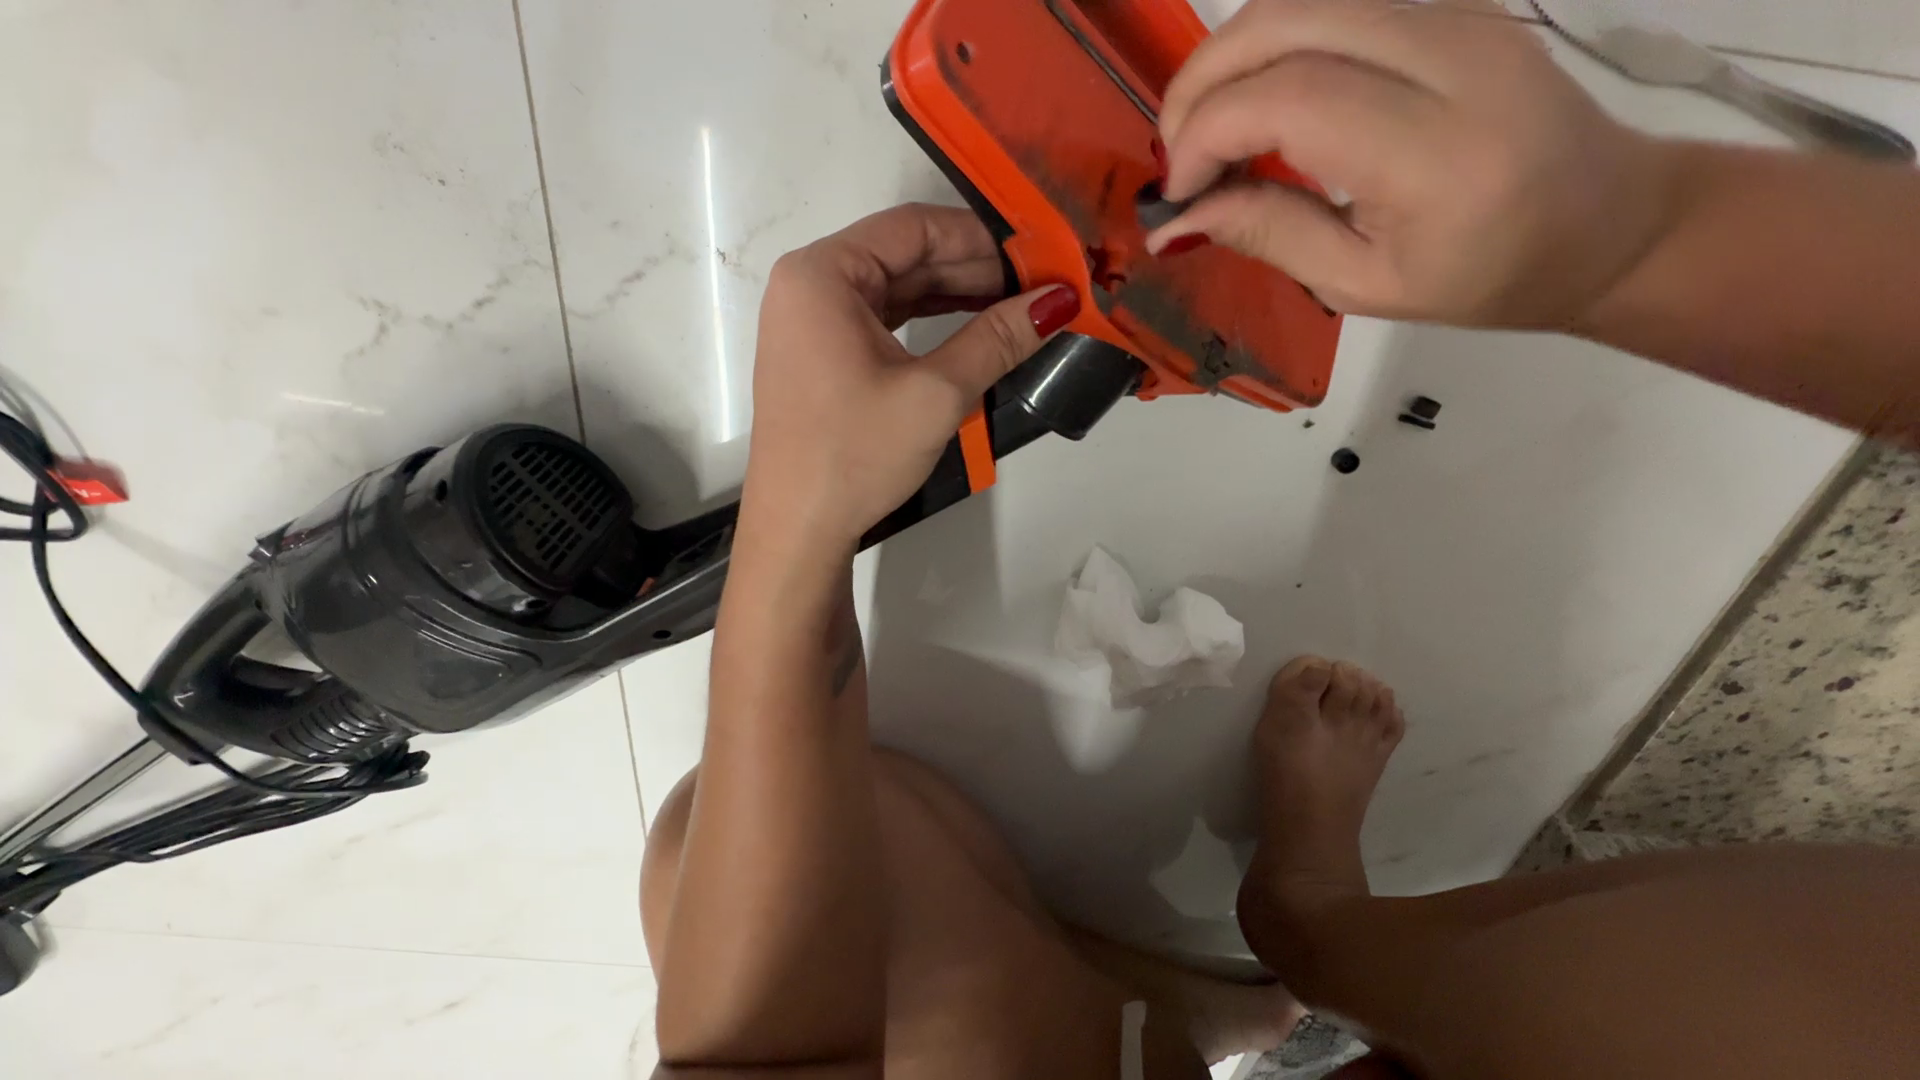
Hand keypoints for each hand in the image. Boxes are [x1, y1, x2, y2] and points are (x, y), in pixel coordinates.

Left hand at [741, 204, 1078, 548]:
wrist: (799, 527)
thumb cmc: (857, 454)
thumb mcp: (936, 394)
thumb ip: (997, 339)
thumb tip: (1060, 301)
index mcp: (822, 274)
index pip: (913, 228)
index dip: (981, 238)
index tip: (1037, 256)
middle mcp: (808, 283)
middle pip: (902, 255)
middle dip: (971, 269)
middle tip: (1036, 286)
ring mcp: (810, 320)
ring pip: (894, 288)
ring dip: (953, 296)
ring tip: (1016, 307)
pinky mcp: (819, 353)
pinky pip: (879, 319)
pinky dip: (925, 322)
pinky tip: (972, 329)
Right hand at [1148, 0, 1678, 327]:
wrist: (1607, 222)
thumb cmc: (1485, 278)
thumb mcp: (1364, 286)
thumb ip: (1270, 235)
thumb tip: (1176, 220)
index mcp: (1437, 153)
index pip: (1289, 97)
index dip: (1207, 133)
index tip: (1178, 193)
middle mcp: (1453, 58)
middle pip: (1288, 18)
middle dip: (1202, 79)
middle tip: (1176, 150)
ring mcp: (1459, 14)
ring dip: (1231, 55)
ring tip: (1208, 127)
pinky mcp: (1454, 3)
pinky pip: (1334, 2)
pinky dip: (1273, 44)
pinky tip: (1259, 100)